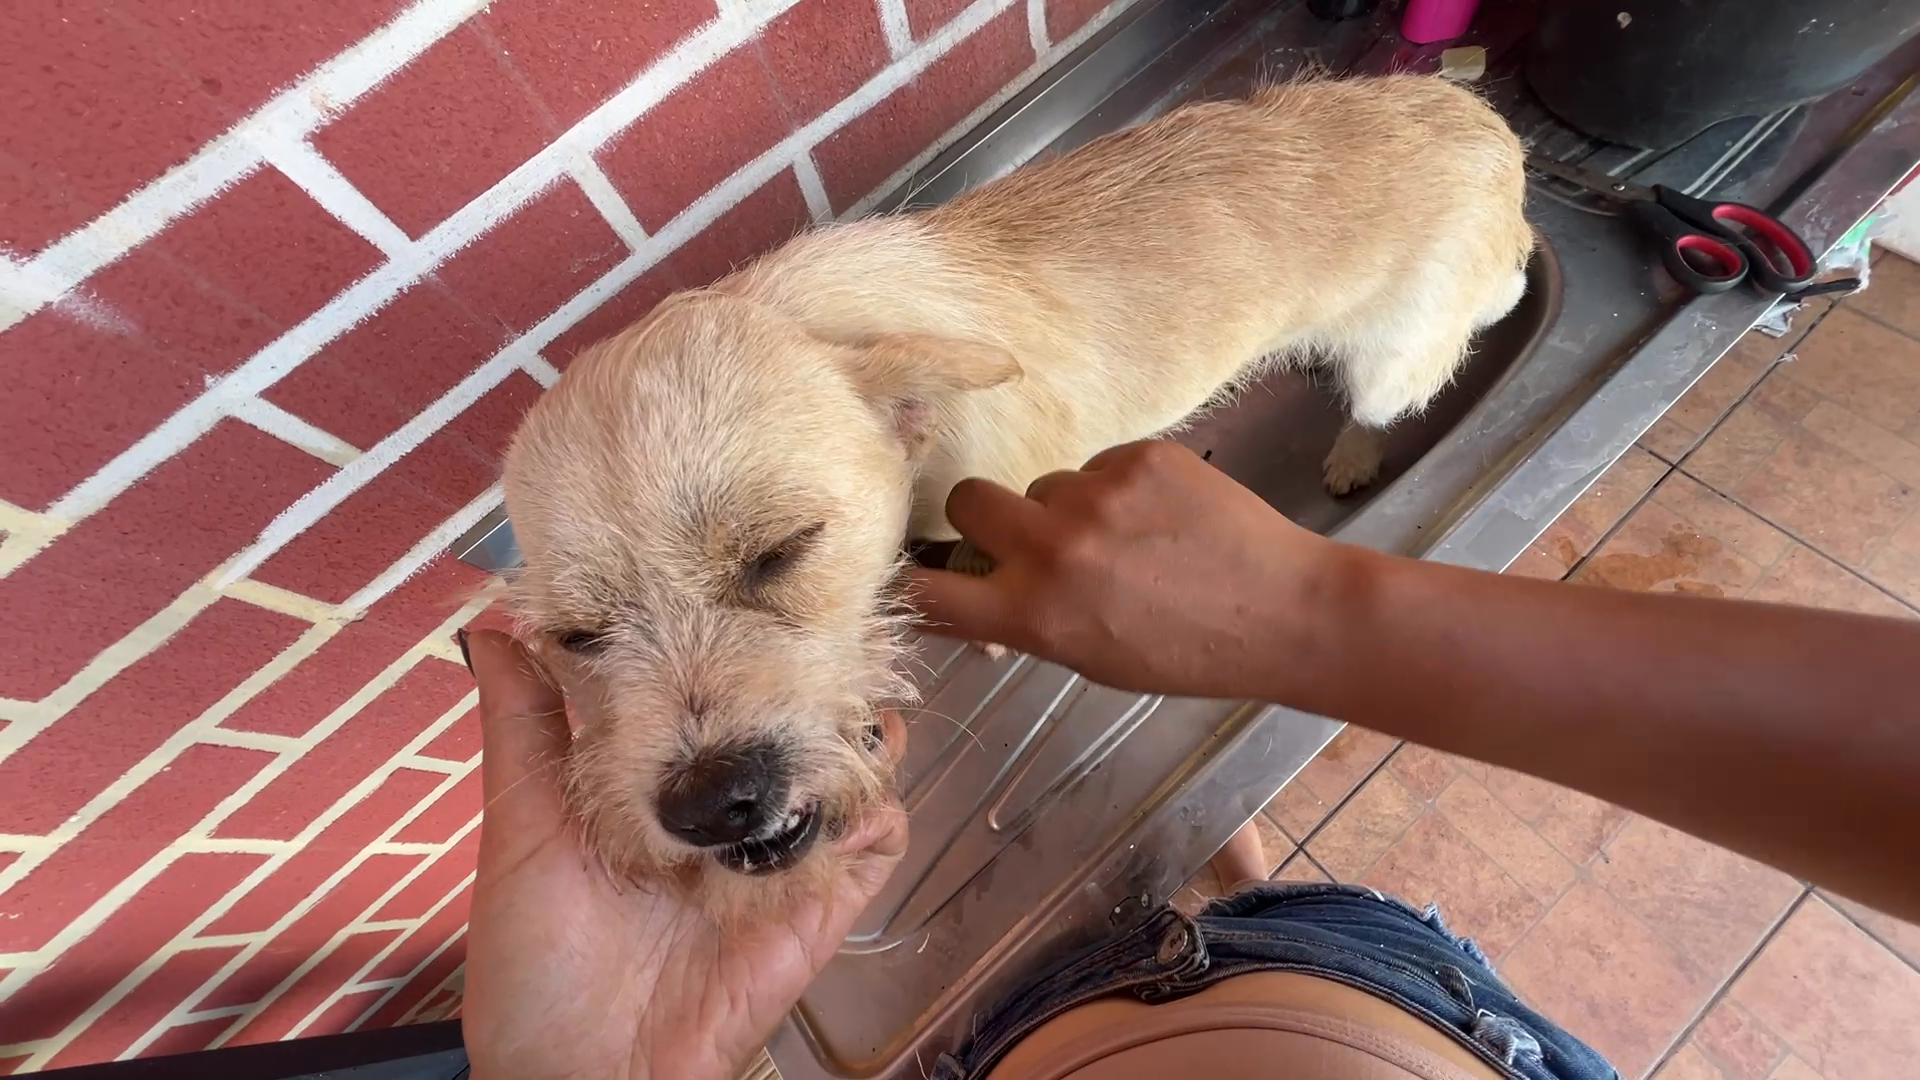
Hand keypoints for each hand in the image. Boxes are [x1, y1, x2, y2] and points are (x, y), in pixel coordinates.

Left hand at [459, 630, 907, 1079]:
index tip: (767, 590)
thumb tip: (493, 628)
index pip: (736, 692)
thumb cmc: (540, 952)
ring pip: (858, 768)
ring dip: (870, 735)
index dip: (757, 644)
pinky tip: (851, 799)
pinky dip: (881, 811)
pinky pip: (880, 840)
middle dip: (832, 680)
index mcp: (685, 775)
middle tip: (832, 640)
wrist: (583, 1072)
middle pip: (809, 720)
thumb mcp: (525, 824)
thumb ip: (525, 729)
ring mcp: (788, 845)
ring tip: (850, 712)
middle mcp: (744, 800)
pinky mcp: (825, 894)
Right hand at [906, 440, 1351, 699]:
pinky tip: (1160, 516)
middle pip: (966, 499)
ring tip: (1125, 536)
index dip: (912, 580)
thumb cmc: (1183, 654)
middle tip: (1023, 533)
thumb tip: (977, 595)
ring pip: (1042, 482)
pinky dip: (1116, 488)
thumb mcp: (1088, 659)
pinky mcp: (1140, 455)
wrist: (1284, 610)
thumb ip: (1025, 620)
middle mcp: (1052, 547)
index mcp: (1035, 613)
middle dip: (983, 516)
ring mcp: (1096, 493)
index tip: (917, 572)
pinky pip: (1098, 465)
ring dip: (1065, 507)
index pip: (928, 593)